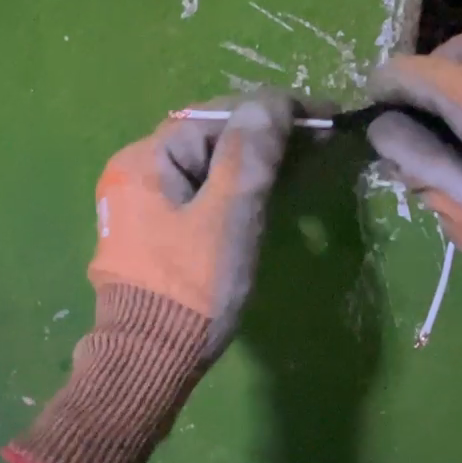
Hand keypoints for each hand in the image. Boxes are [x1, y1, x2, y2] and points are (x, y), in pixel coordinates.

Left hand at [88, 91, 295, 346]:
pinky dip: (235, 187)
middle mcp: (137, 171)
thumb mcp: (229, 216)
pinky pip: (199, 192)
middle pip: (211, 137)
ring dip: (254, 160)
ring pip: (207, 165)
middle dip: (266, 134)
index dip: (274, 110)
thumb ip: (249, 154)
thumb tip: (270, 101)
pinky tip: (265, 190)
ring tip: (302, 160)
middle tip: (320, 139)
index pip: (218, 115)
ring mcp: (141, 202)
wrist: (148, 361)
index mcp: (147, 158)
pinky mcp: (153, 230)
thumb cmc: (192, 287)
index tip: (324, 117)